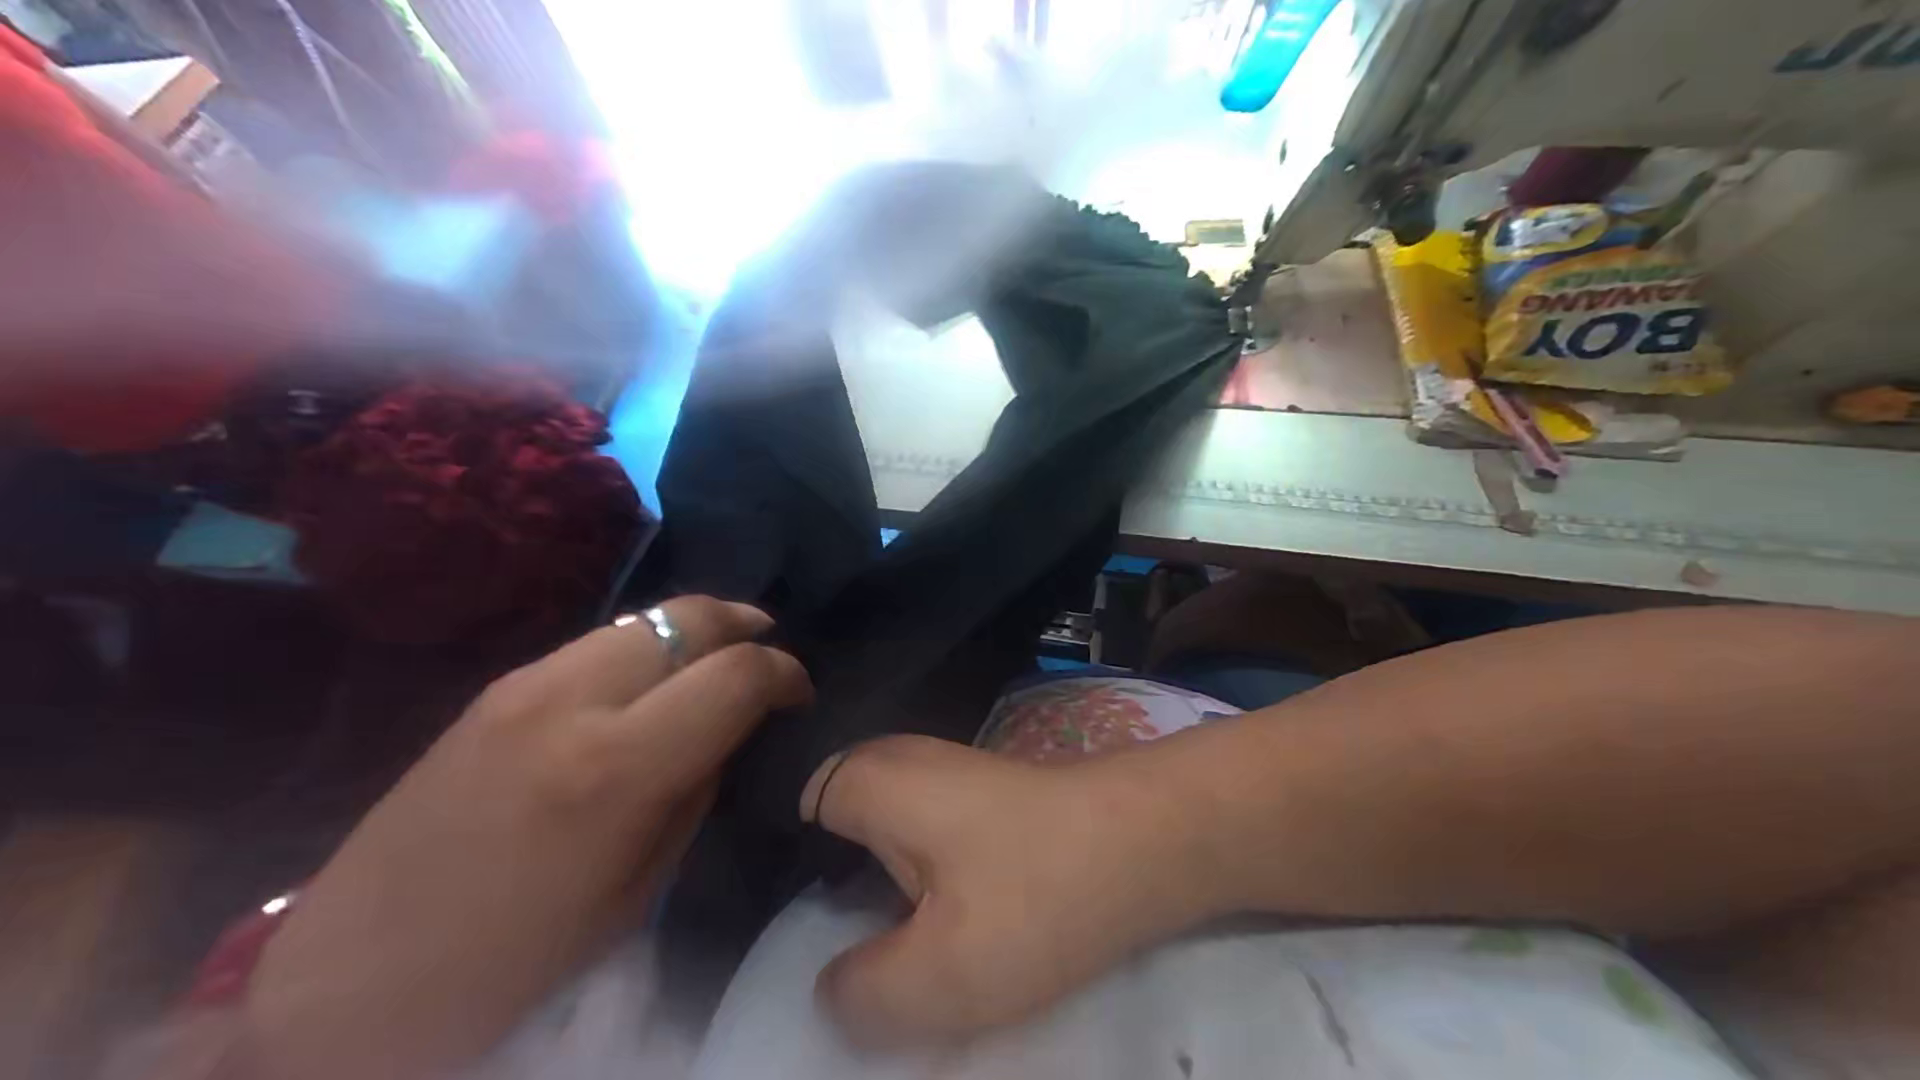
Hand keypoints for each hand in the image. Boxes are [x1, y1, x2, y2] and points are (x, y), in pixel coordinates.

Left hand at [242, 597, 811, 1079]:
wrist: (352, 976)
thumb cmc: (518, 956)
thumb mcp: (642, 884)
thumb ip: (697, 786)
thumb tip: (735, 727)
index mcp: (617, 765)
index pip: (735, 675)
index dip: (784, 674)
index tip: (799, 693)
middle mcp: (573, 698)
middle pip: (689, 616)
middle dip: (745, 626)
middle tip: (771, 653)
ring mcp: (526, 682)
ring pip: (644, 618)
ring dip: (696, 629)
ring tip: (721, 657)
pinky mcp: (498, 685)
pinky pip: (599, 644)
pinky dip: (647, 648)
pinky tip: (654, 681)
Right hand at [802, 734, 1213, 1046]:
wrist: (1145, 841)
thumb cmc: (1036, 892)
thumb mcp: (939, 973)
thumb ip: (860, 993)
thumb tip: (830, 987)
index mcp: (872, 780)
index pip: (790, 811)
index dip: (785, 872)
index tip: (802, 932)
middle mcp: (899, 757)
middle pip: (831, 821)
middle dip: (827, 881)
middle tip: (842, 943)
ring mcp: (942, 768)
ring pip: (877, 827)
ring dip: (875, 882)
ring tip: (887, 935)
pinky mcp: (978, 789)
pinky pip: (918, 828)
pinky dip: (914, 870)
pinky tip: (938, 909)